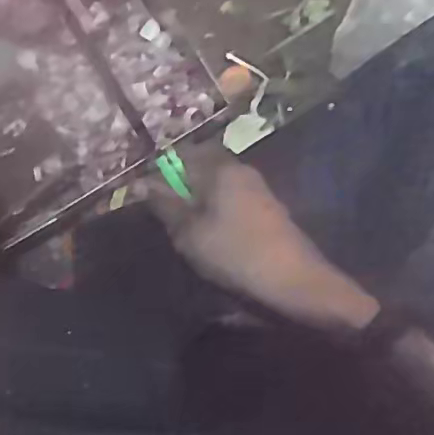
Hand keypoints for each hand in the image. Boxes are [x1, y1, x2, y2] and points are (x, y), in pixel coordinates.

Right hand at [151, 142, 378, 334]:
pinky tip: (210, 238)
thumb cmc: (234, 253)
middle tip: (163, 215)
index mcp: (221, 167)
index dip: (158, 170)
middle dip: (179, 187)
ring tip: (183, 230)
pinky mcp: (267, 212)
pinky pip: (231, 202)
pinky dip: (215, 213)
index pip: (181, 153)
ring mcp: (258, 191)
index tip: (144, 194)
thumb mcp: (188, 232)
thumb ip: (164, 205)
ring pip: (216, 187)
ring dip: (197, 203)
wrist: (293, 282)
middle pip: (201, 168)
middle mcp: (242, 170)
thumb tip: (140, 183)